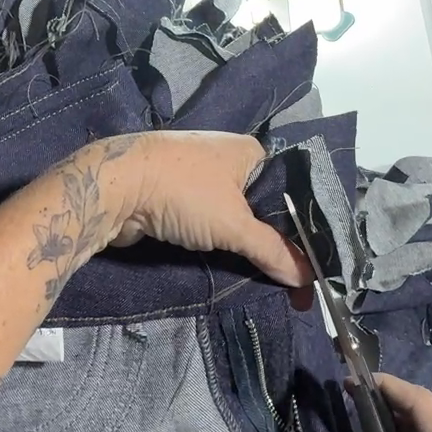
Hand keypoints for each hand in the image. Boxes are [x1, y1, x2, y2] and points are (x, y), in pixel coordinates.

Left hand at [97, 131, 312, 286]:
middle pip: (261, 205)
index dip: (301, 226)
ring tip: (267, 278)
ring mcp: (199, 176)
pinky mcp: (177, 195)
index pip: (289, 189)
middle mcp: (227, 158)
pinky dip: (218, 241)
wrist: (117, 187)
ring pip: (233, 216)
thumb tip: (308, 279)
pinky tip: (232, 264)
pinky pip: (208, 222)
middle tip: (292, 280)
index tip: (314, 263)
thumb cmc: (184, 192)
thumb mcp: (235, 225)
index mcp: (249, 151)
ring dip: (243, 243)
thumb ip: (272, 251)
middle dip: (272, 240)